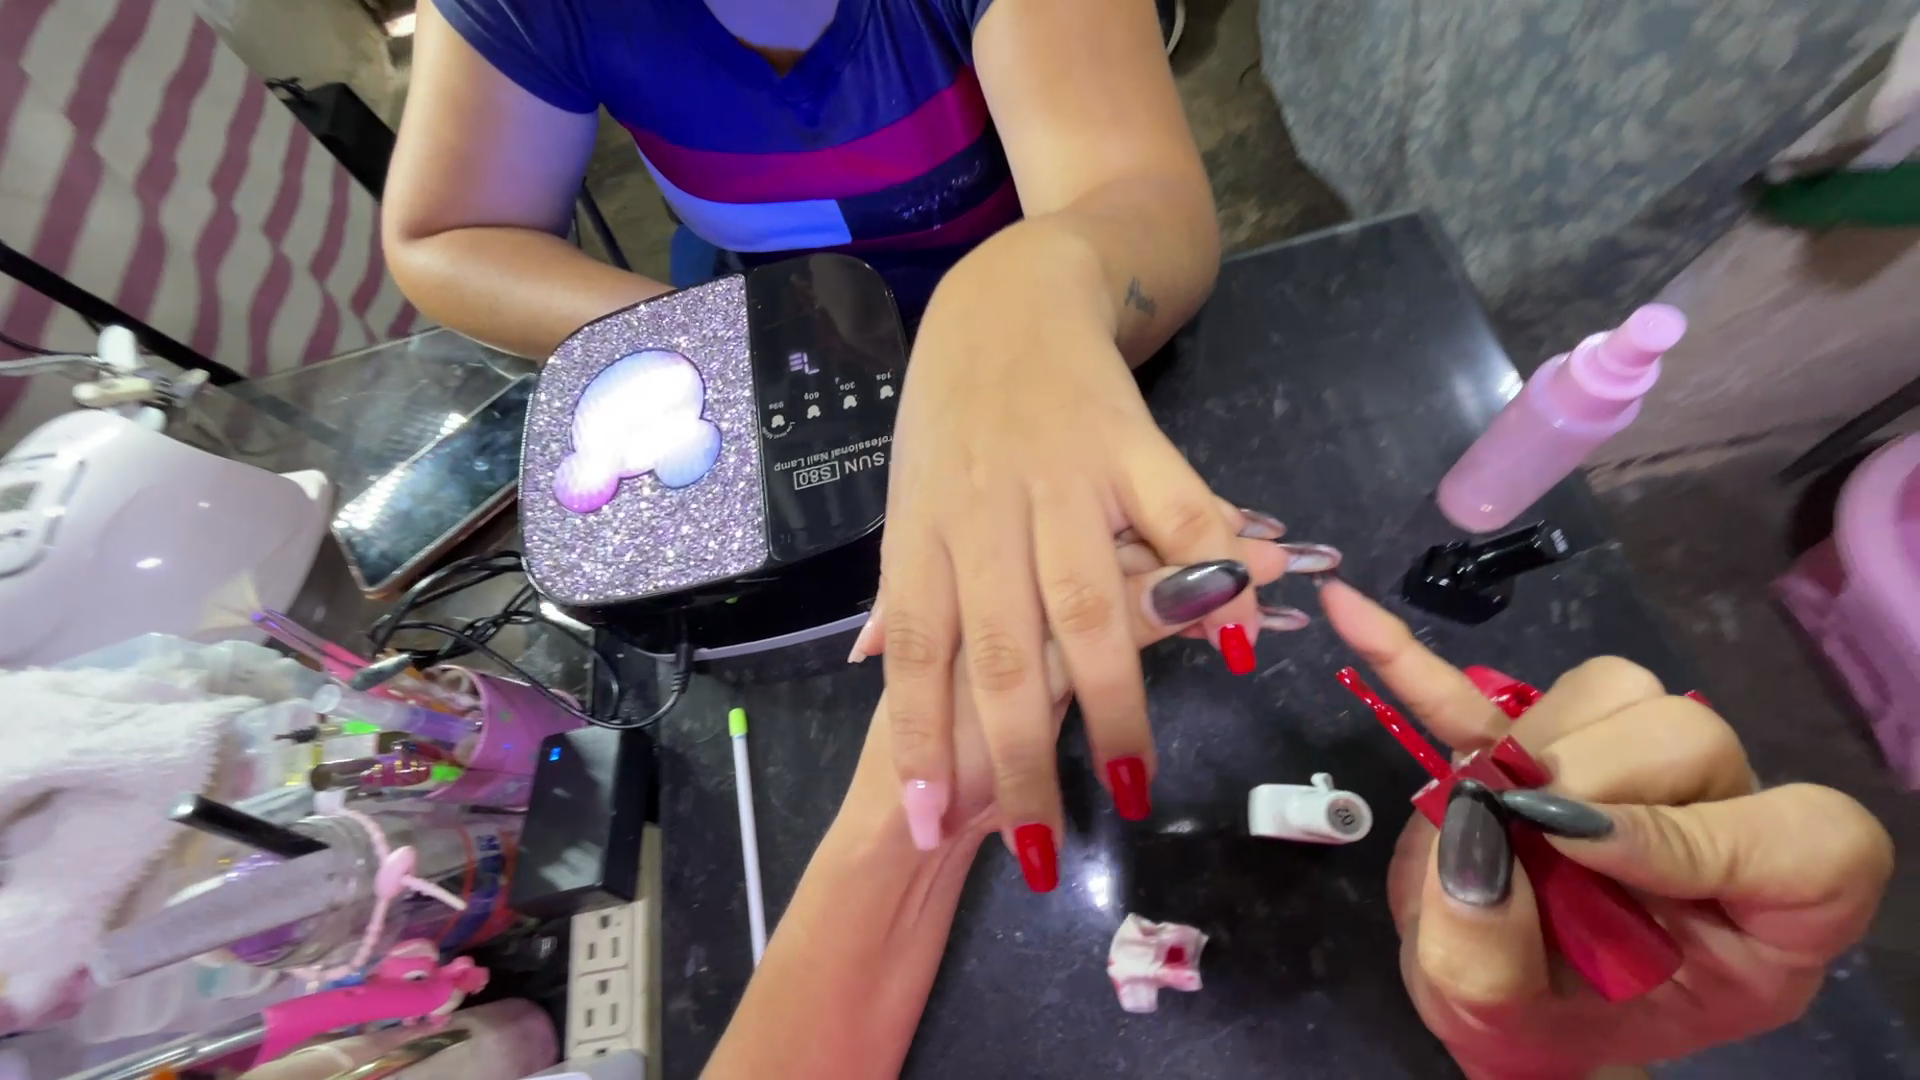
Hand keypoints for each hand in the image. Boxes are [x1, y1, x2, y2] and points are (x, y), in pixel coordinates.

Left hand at [875, 234, 1336, 889]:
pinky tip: (1239, 644)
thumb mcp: (906, 495)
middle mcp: (986, 512)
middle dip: (1018, 757)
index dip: (919, 739)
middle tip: (1043, 849)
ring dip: (1113, 699)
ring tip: (1134, 781)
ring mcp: (1061, 475)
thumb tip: (875, 667)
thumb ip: (901, 585)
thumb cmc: (951, 408)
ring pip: (1085, 601)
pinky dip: (1212, 576)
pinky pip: (1178, 513)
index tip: (930, 824)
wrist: (1009, 293)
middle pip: (999, 649)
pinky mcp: (1131, 439)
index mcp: (924, 530)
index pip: (916, 652)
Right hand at [1319, 581, 1893, 1078]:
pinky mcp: (1522, 744)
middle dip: (1590, 767)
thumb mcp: (1500, 1017)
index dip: (1693, 827)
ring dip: (1532, 729)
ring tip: (1476, 784)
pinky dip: (1412, 659)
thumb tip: (1471, 831)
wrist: (1490, 992)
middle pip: (1691, 735)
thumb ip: (1485, 949)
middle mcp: (1704, 826)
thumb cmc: (1522, 1024)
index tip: (1571, 842)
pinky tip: (1349, 612)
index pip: (1800, 840)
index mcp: (1754, 919)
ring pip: (1614, 690)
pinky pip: (1474, 688)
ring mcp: (1608, 773)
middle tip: (1509, 813)